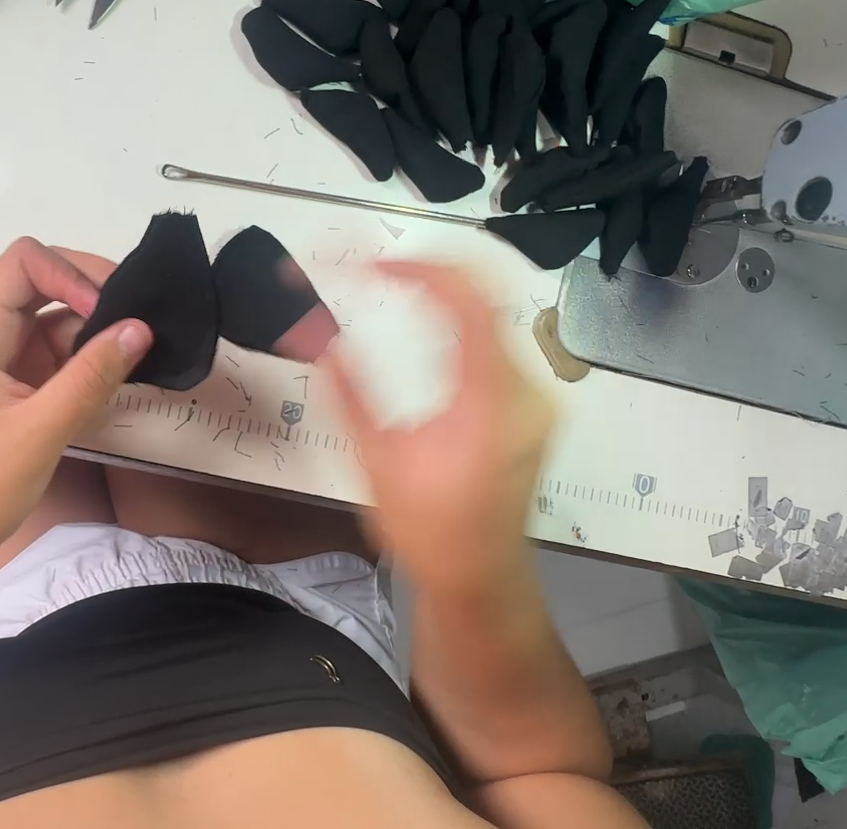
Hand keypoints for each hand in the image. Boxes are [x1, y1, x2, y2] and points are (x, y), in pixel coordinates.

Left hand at [0, 238, 151, 574]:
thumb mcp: (39, 433)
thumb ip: (91, 377)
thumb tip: (141, 326)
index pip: (23, 263)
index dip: (69, 273)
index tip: (109, 311)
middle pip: (42, 282)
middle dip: (91, 291)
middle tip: (140, 319)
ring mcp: (4, 362)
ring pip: (55, 318)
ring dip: (95, 327)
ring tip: (137, 350)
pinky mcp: (18, 388)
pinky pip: (58, 354)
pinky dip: (89, 358)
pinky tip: (117, 374)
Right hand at [323, 261, 553, 593]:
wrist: (481, 578)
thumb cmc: (427, 529)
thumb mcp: (377, 459)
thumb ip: (347, 387)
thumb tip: (310, 331)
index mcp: (489, 400)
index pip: (466, 301)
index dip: (418, 270)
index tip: (369, 267)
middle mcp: (526, 388)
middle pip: (487, 294)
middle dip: (429, 267)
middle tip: (377, 267)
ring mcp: (536, 395)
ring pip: (495, 310)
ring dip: (443, 288)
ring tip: (391, 283)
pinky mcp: (531, 403)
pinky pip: (497, 335)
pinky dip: (457, 315)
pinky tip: (424, 320)